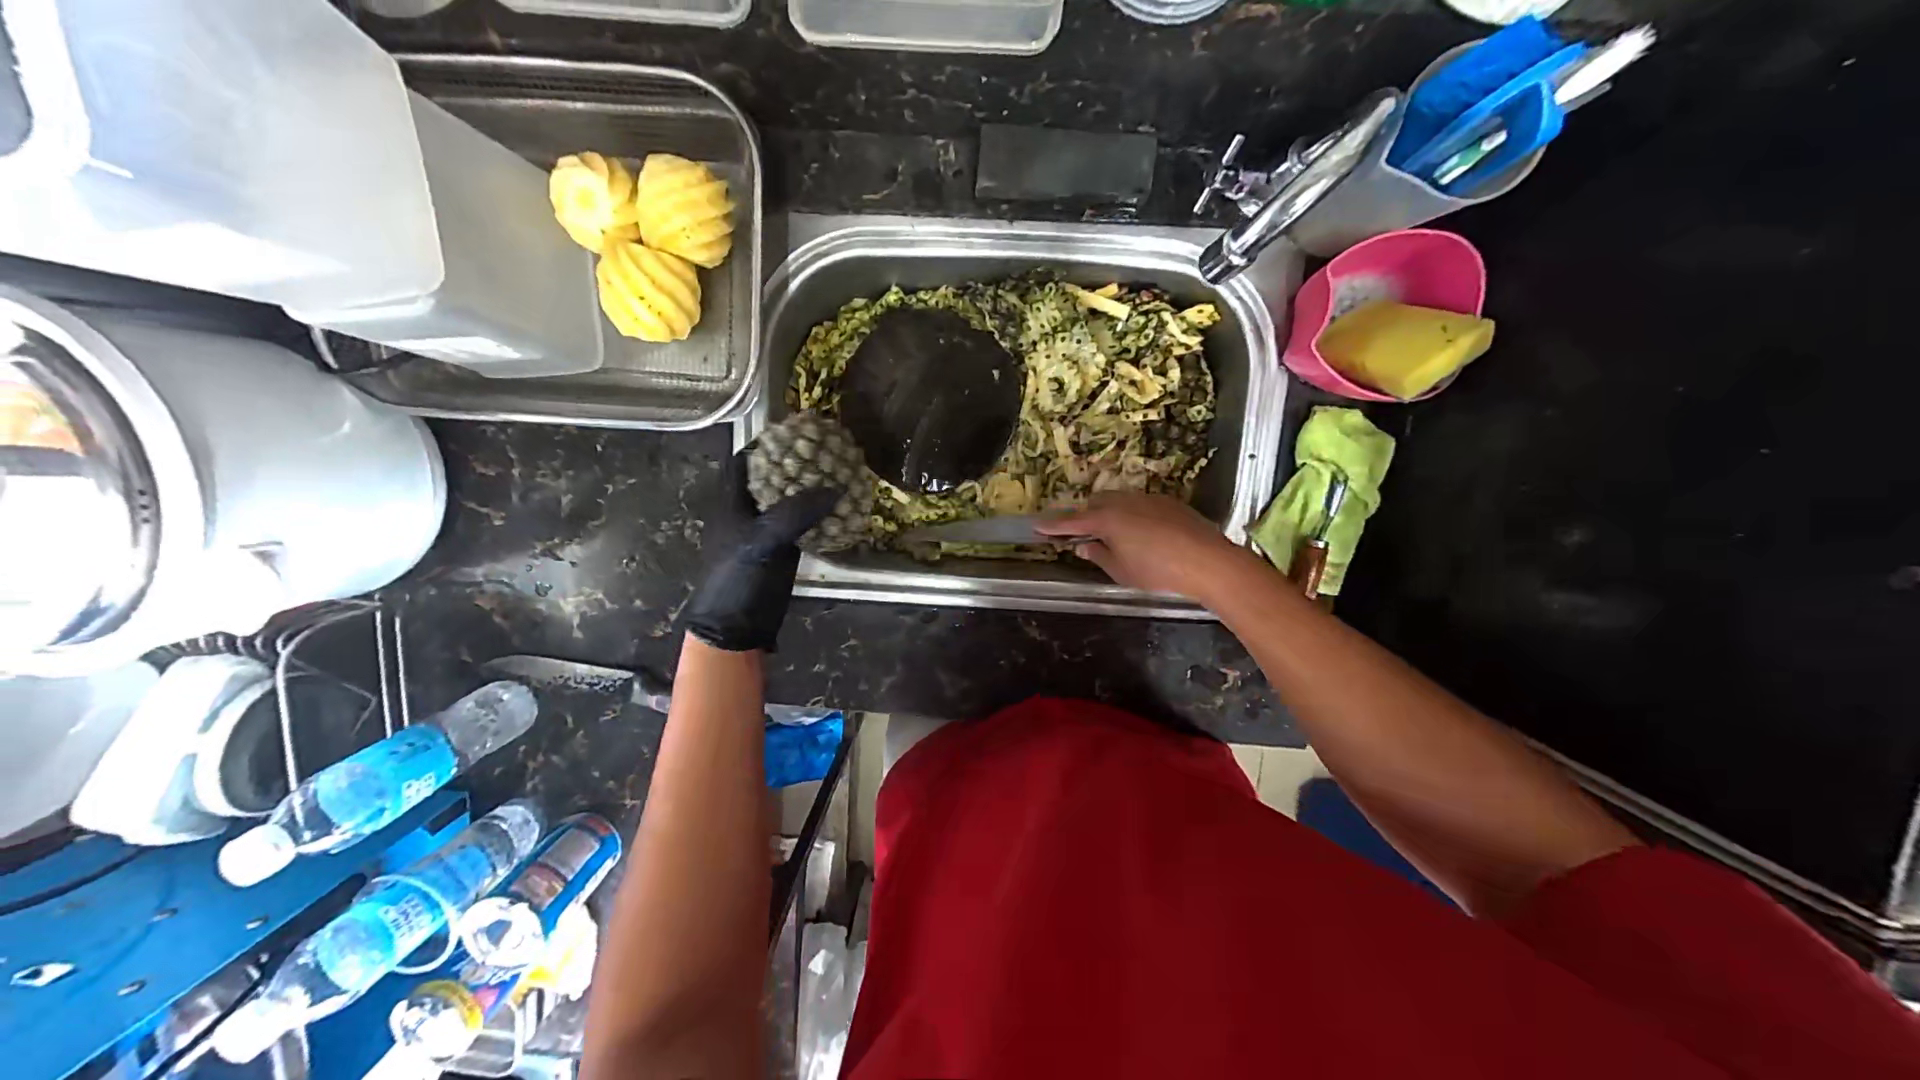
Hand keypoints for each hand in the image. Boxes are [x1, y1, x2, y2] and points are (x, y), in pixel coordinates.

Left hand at [682, 450, 839, 651]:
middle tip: (827, 452)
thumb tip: (834, 487)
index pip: (744, 460)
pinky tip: (842, 510)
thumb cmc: (738, 579)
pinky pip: (802, 524)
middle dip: (796, 463)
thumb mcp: (763, 542)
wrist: (735, 627)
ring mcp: (766, 532)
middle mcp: (748, 511)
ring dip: (811, 489)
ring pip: (789, 500)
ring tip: (840, 474)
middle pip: (771, 477)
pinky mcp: (783, 550)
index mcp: (732, 502)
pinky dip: (819, 515)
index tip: (796, 432)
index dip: (766, 444)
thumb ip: (795, 513)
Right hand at [1036, 492, 1255, 602]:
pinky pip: (1139, 504)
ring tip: (1111, 534)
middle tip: (1079, 533)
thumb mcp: (1121, 571)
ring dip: (1108, 513)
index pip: (1071, 521)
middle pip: (1094, 503)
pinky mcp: (1167, 502)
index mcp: (1106, 519)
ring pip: (1118, 500)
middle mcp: (1124, 502)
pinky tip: (1141, 533)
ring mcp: (1147, 498)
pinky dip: (1131, 514)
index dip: (1052, 525)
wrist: (1208, 562)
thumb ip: (1099, 555)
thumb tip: (1085, 545)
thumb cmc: (1158, 571)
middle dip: (1084, 515)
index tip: (1036, 525)